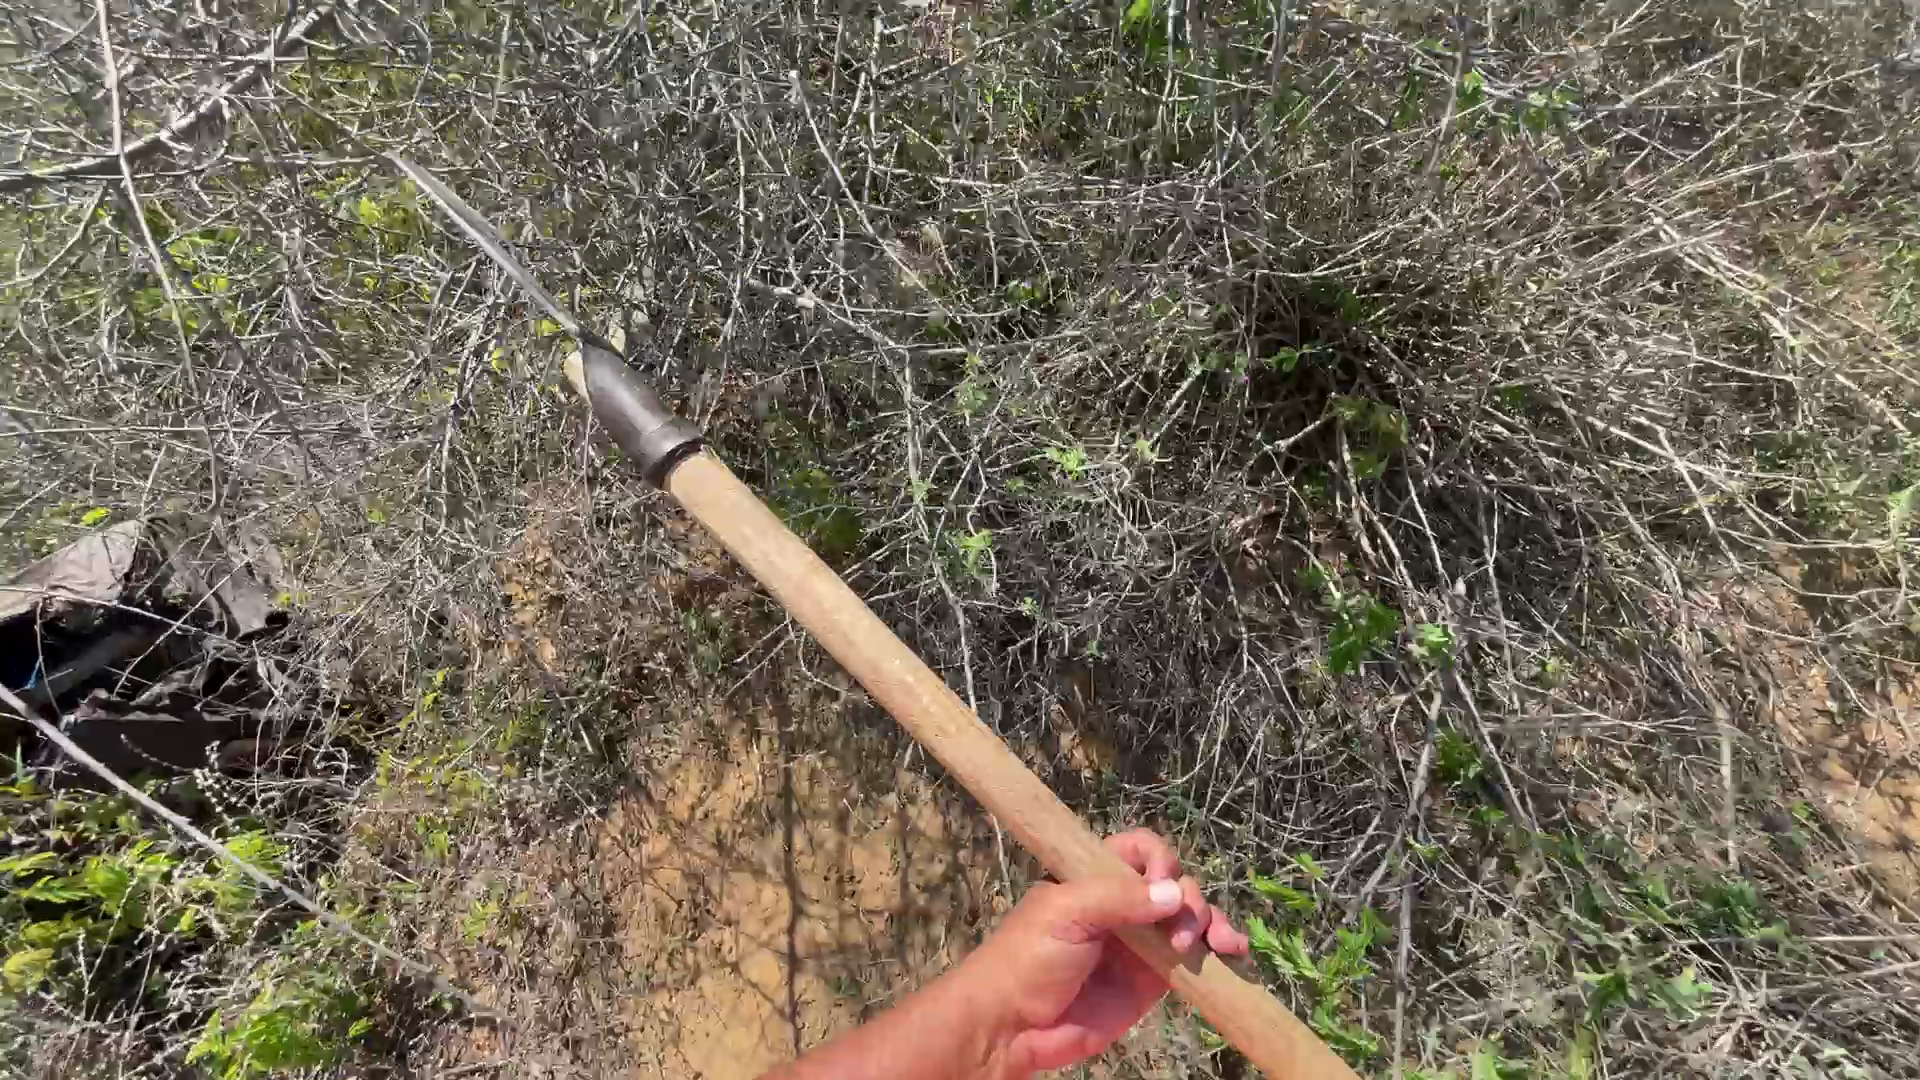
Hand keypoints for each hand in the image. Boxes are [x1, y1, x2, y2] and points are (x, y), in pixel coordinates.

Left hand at [953, 830, 1249, 1075]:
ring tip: (1223, 943)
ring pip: (1189, 918)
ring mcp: (1139, 941)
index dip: (1159, 859)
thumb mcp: (1066, 912)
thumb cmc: (1030, 956)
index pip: (1140, 849)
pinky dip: (1216, 955)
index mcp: (1094, 874)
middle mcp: (1121, 902)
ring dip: (1212, 922)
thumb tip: (1175, 893)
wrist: (1014, 1025)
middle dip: (1190, 898)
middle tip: (1185, 931)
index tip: (1163, 881)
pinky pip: (1191, 960)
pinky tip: (1233, 955)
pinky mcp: (1151, 980)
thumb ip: (1119, 899)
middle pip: (1173, 882)